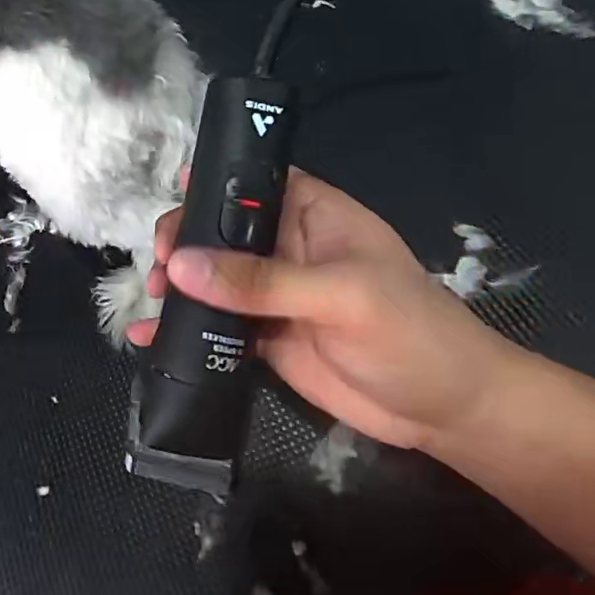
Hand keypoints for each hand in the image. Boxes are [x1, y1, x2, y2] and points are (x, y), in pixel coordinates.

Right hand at [127, 169, 520, 451]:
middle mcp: (289, 248)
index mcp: (314, 214)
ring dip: (178, 284)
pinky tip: (150, 339)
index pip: (255, 184)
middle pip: (224, 232)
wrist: (444, 410)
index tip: (174, 200)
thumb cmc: (409, 331)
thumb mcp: (340, 296)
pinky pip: (217, 326)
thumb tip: (181, 266)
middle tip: (158, 262)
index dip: (213, 186)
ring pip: (214, 279)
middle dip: (185, 240)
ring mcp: (275, 295)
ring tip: (151, 297)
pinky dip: (185, 331)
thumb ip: (261, 281)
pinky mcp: (267, 336)